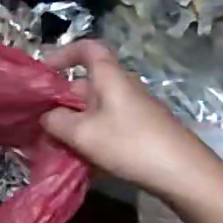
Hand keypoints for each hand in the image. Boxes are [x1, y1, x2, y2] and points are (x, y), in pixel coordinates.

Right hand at [40, 41, 222, 206]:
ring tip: (55, 142)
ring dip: (71, 120)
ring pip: (93, 107)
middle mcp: (122, 87)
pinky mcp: (140, 129)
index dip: (64, 53)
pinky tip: (80, 155)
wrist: (184, 173)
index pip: (88, 49)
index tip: (44, 71)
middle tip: (38, 120)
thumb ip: (55, 120)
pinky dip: (88, 133)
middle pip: (85, 83)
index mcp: (110, 78)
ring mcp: (133, 109)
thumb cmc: (129, 144)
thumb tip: (46, 115)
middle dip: (59, 99)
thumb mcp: (81, 133)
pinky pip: (105, 123)